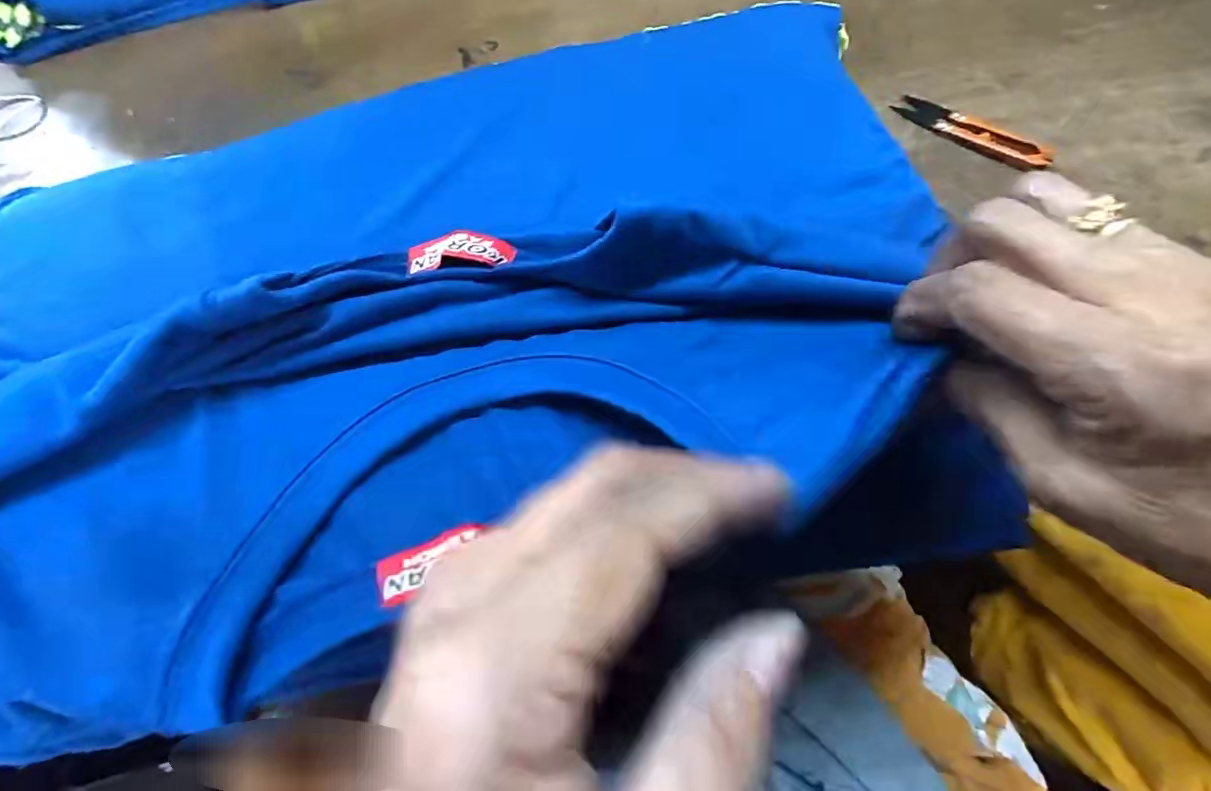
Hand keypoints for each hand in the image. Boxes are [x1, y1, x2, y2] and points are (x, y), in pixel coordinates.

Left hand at [373, 445, 803, 790]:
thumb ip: (715, 734)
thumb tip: (777, 628)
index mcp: (494, 673)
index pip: (619, 533)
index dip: (709, 495)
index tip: (779, 487)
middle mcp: (451, 622)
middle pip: (576, 496)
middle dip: (676, 477)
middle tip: (753, 494)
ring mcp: (431, 629)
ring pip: (546, 510)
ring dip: (635, 498)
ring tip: (708, 513)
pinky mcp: (433, 649)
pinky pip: (522, 546)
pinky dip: (592, 531)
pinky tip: (632, 558)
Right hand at [898, 172, 1210, 788]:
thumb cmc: (1200, 532)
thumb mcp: (1065, 490)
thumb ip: (987, 406)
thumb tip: (939, 357)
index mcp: (1113, 364)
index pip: (980, 288)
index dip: (923, 301)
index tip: (906, 329)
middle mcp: (1145, 291)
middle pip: (1004, 220)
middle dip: (951, 256)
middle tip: (944, 306)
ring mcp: (1181, 263)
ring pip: (1048, 195)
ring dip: (998, 233)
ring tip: (991, 283)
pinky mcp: (1203, 260)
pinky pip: (1096, 213)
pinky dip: (1048, 235)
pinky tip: (1052, 286)